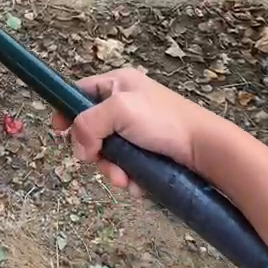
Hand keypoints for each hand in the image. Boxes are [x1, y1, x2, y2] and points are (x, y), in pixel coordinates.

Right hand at [49, 68, 237, 197]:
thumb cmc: (164, 122)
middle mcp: (126, 104)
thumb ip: (88, 124)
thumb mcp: (119, 111)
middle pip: (91, 127)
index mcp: (118, 83)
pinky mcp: (149, 151)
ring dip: (111, 168)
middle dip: (94, 150)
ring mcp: (137, 129)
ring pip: (107, 150)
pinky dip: (127, 176)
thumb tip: (78, 149)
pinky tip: (137, 184)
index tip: (59, 131)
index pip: (79, 92)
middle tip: (100, 162)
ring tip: (125, 180)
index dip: (66, 110)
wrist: (209, 150)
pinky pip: (125, 164)